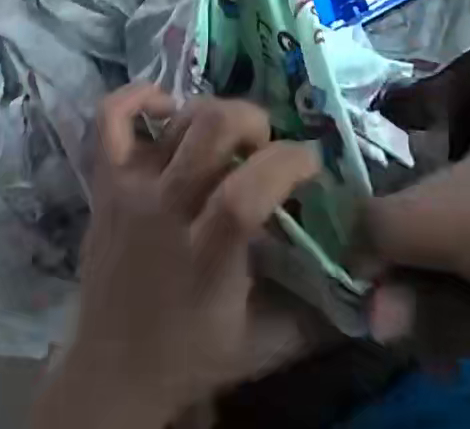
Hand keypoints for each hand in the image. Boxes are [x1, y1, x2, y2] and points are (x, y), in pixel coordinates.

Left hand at [31, 86, 320, 428]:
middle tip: (265, 146)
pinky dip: (138, 96)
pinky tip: (170, 107)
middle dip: (254, 122)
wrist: (111, 373)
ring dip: (217, 113)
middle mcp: (165, 213)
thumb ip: (317, 311)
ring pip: (179, 119)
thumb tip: (365, 269)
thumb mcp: (265, 344)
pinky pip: (110, 118)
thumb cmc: (193, 355)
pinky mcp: (104, 183)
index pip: (247, 191)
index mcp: (207, 258)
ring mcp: (130, 192)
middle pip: (211, 130)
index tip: (311, 163)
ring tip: (230, 136)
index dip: (290, 162)